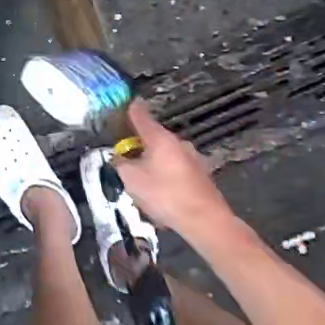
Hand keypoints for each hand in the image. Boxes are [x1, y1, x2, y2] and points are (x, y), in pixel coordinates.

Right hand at [114, 101, 242, 242]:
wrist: (205, 221)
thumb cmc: (165, 195)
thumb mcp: (130, 179)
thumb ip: (120, 163)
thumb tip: (118, 157)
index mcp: (160, 138)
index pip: (141, 116)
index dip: (130, 109)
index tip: (126, 103)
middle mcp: (178, 143)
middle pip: (153, 137)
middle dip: (139, 144)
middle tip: (125, 157)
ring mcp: (193, 159)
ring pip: (165, 154)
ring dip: (153, 162)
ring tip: (142, 181)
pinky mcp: (201, 176)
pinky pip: (176, 169)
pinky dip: (165, 175)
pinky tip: (161, 193)